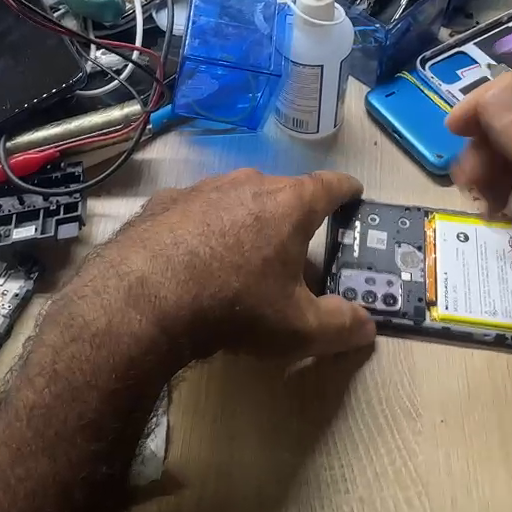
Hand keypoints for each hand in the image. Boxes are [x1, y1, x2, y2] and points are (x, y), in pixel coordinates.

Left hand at [78, 168, 375, 364]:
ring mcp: (202, 188)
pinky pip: (196, 210)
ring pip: (237, 198)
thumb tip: (367, 325)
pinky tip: (193, 257)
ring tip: (242, 256)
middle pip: (282, 192)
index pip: (330, 185)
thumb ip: (340, 325)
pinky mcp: (164, 201)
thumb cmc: (235, 305)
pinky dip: (203, 227)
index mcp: (289, 204)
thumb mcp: (297, 328)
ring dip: (246, 219)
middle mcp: (248, 183)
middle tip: (297, 249)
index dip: (346, 190)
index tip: (353, 193)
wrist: (144, 299)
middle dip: (293, 216)